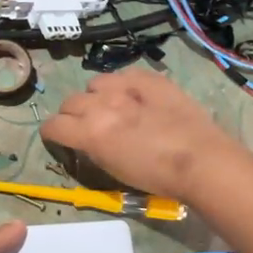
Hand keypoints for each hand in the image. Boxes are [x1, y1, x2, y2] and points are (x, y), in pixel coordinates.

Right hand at [42, 67, 239, 197]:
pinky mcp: (148, 79)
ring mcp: (125, 88)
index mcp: (89, 133)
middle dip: (72, 114)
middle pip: (70, 102)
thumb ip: (94, 150)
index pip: (53, 125)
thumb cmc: (157, 177)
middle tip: (85, 125)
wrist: (201, 160)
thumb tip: (87, 140)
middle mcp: (100, 106)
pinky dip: (122, 85)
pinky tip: (133, 96)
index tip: (57, 138)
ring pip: (94, 84)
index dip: (51, 132)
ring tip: (110, 106)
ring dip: (96, 96)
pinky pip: (123, 75)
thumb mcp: (114, 171)